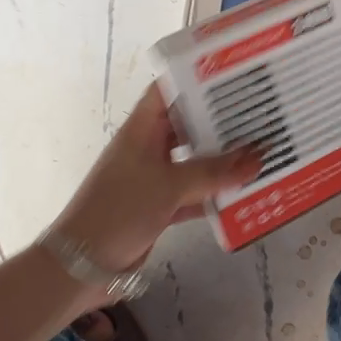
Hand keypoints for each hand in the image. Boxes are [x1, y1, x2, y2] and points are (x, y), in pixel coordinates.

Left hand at [49, 85, 261, 276]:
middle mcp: (148, 146)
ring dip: (220, 161)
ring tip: (258, 149)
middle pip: (187, 124)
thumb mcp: (170, 185)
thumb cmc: (121, 208)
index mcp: (142, 128)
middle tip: (258, 112)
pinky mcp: (157, 206)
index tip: (231, 75)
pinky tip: (241, 194)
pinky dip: (212, 194)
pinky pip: (192, 193)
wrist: (81, 266)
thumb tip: (258, 157)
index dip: (195, 79)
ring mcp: (152, 177)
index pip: (168, 89)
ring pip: (192, 161)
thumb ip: (215, 172)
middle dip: (219, 121)